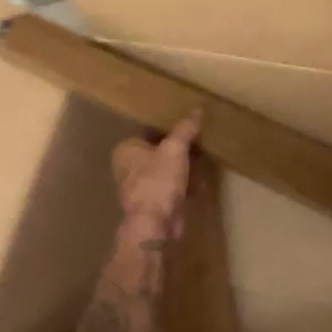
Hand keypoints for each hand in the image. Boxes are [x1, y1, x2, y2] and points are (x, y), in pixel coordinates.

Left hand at [111, 112, 200, 243]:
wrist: (155, 223)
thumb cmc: (159, 180)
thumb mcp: (175, 149)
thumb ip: (186, 128)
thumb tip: (198, 108)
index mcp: (126, 150)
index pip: (149, 131)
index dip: (169, 128)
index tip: (189, 126)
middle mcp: (129, 167)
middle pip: (159, 151)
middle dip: (178, 149)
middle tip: (200, 141)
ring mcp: (141, 186)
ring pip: (167, 169)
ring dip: (183, 167)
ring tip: (204, 160)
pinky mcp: (154, 202)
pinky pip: (172, 187)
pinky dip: (185, 185)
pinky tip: (202, 182)